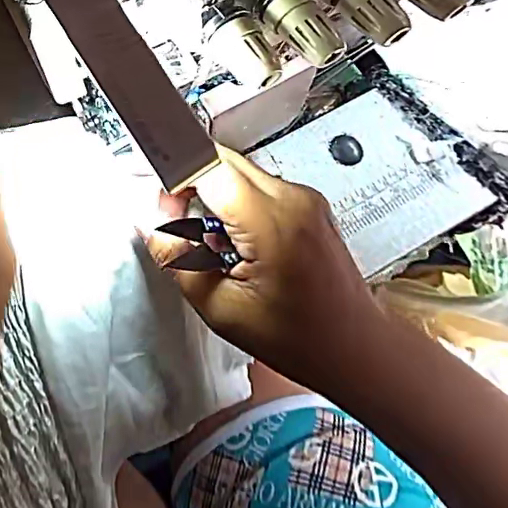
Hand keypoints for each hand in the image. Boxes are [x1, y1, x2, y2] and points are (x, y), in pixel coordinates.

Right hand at [141, 146, 389, 395]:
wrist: (356, 346)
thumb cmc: (298, 338)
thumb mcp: (222, 308)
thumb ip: (178, 260)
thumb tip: (151, 225)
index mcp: (273, 221)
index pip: (209, 165)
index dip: (175, 177)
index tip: (161, 202)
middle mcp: (293, 197)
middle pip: (221, 161)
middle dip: (190, 184)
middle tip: (179, 224)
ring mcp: (305, 196)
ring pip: (238, 171)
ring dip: (214, 194)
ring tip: (216, 242)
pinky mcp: (308, 201)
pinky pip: (259, 185)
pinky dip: (237, 203)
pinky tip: (240, 242)